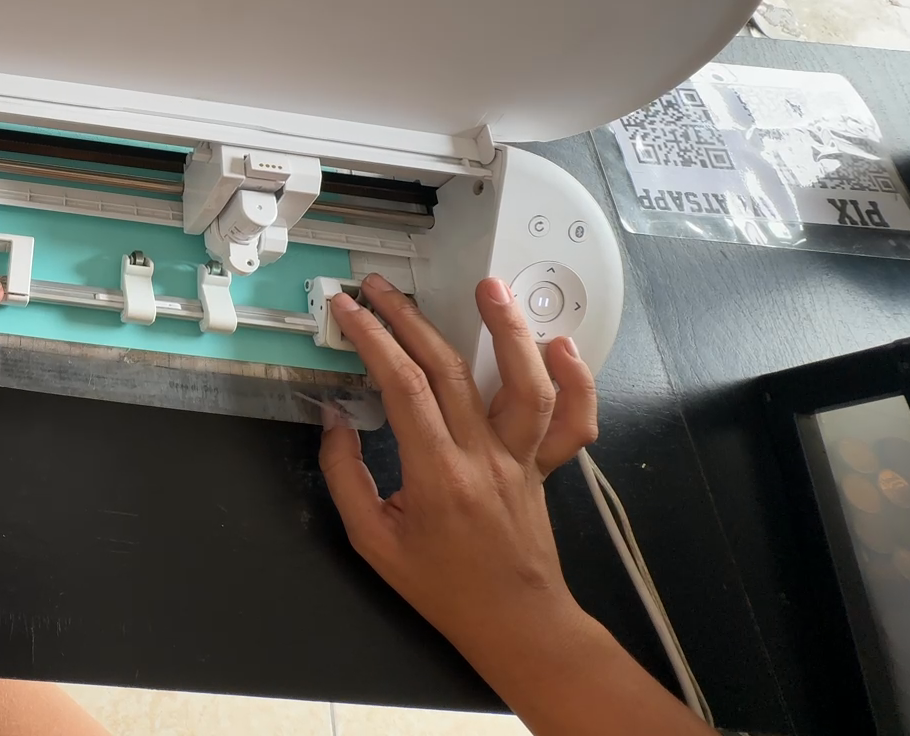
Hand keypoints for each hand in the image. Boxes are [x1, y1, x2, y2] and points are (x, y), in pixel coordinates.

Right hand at [318, 274, 598, 658]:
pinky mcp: (543, 464)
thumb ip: (344, 472)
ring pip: (523, 385)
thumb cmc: (438, 584)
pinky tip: (559, 344)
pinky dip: (573, 380)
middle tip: (379, 285)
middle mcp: (485, 457)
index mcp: (437, 474)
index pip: (402, 387)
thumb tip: (335, 415)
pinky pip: (571, 421)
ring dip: (506, 330)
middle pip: (450, 370)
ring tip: (488, 286)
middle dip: (409, 318)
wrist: (518, 624)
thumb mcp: (369, 538)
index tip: (347, 308)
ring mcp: (522, 458)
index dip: (371, 339)